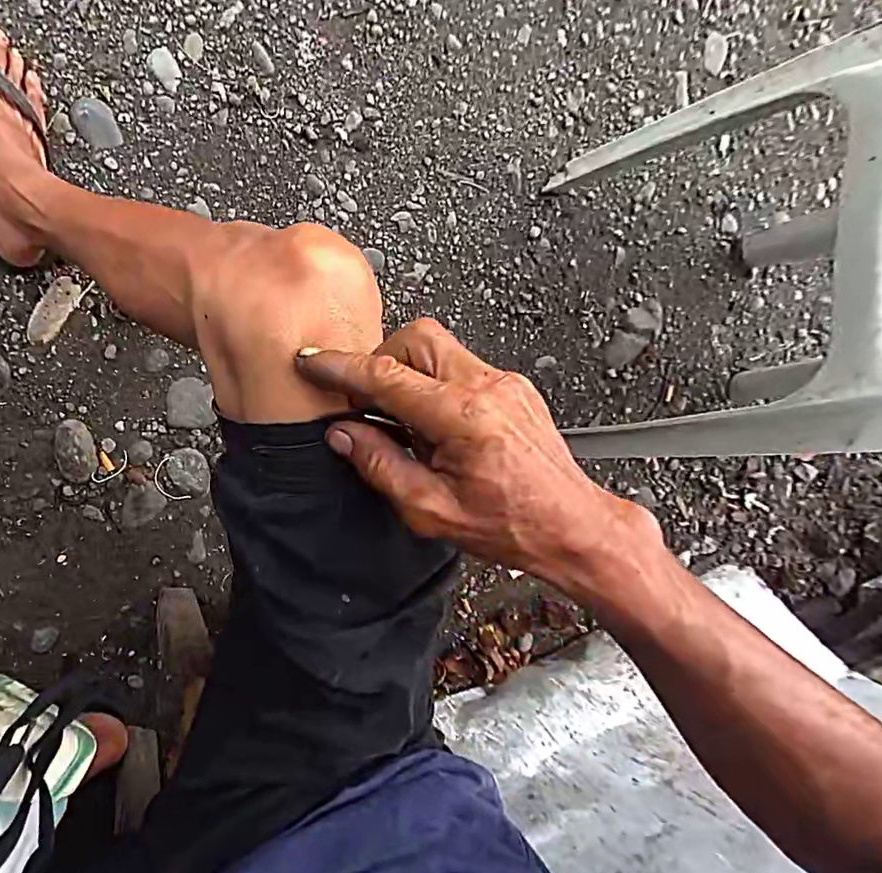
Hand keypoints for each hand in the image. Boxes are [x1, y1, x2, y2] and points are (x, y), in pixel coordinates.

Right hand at [296, 318, 661, 601]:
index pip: (386, 376)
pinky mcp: (509, 387)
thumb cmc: (510, 524)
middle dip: (377, 362)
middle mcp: (487, 388)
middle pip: (415, 338)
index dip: (341, 368)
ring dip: (402, 373)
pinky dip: (427, 383)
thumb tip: (344, 436)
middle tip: (362, 403)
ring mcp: (503, 382)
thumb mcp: (429, 509)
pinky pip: (455, 365)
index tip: (312, 362)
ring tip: (396, 419)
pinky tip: (425, 424)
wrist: (569, 525)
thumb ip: (380, 466)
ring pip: (436, 347)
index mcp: (463, 418)